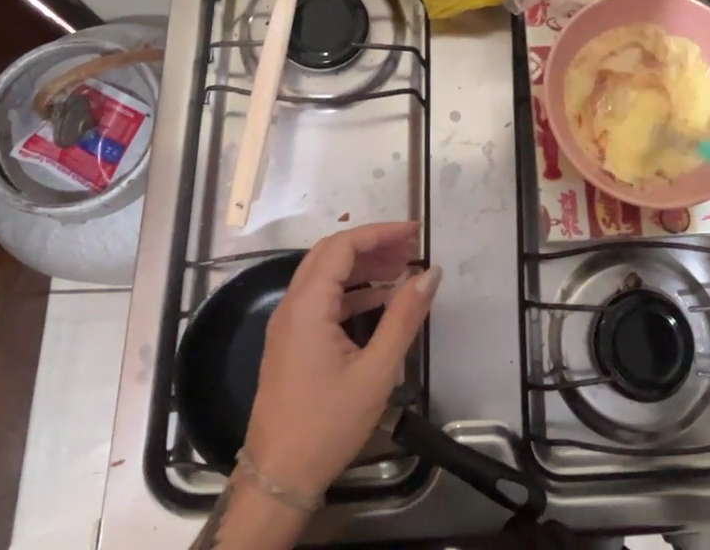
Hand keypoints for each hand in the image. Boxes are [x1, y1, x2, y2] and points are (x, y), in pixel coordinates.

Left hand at [242, 222, 441, 498]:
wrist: (279, 476)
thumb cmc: (328, 423)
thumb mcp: (376, 372)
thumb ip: (403, 318)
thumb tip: (429, 274)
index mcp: (307, 305)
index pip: (342, 246)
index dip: (379, 233)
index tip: (414, 232)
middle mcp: (292, 306)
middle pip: (330, 255)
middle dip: (371, 245)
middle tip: (411, 248)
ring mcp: (288, 325)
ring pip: (325, 277)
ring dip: (362, 268)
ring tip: (402, 269)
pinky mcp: (291, 343)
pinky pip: (322, 301)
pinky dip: (352, 292)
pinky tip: (381, 301)